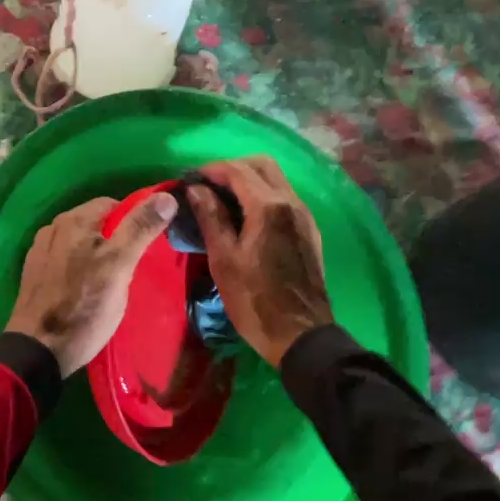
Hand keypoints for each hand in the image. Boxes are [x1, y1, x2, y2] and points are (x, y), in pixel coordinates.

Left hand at [4, 191, 176, 375]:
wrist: (38, 350)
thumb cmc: (84, 306)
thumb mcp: (119, 266)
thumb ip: (140, 228)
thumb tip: (166, 196)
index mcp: (73, 219)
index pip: (113, 204)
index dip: (134, 222)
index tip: (145, 248)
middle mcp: (53, 227)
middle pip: (96, 223)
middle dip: (116, 240)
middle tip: (131, 269)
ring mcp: (40, 251)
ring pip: (80, 243)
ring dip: (97, 255)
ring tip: (111, 282)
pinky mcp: (34, 274)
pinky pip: (65, 260)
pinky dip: (79, 268)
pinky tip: (85, 290)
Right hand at [186, 156, 333, 367]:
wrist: (302, 336)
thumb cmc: (255, 300)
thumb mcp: (224, 260)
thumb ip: (211, 217)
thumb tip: (197, 190)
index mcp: (268, 207)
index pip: (236, 170)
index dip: (210, 170)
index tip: (190, 180)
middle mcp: (291, 202)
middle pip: (261, 164)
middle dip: (233, 168)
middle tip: (209, 186)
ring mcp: (304, 215)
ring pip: (275, 178)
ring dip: (249, 179)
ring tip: (224, 200)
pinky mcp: (309, 230)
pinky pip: (284, 196)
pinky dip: (263, 194)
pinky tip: (246, 216)